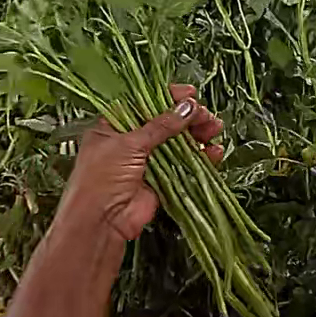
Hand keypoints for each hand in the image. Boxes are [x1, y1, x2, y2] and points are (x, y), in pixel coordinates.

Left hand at [55, 84, 224, 242]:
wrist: (101, 222)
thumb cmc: (101, 178)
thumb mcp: (128, 143)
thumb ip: (161, 125)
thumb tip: (187, 106)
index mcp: (114, 126)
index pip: (144, 103)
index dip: (168, 97)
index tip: (190, 94)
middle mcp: (131, 142)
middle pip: (166, 122)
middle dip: (189, 117)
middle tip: (206, 115)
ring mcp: (148, 161)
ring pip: (179, 142)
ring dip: (198, 135)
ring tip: (214, 130)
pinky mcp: (163, 180)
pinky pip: (186, 164)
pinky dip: (201, 157)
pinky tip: (213, 152)